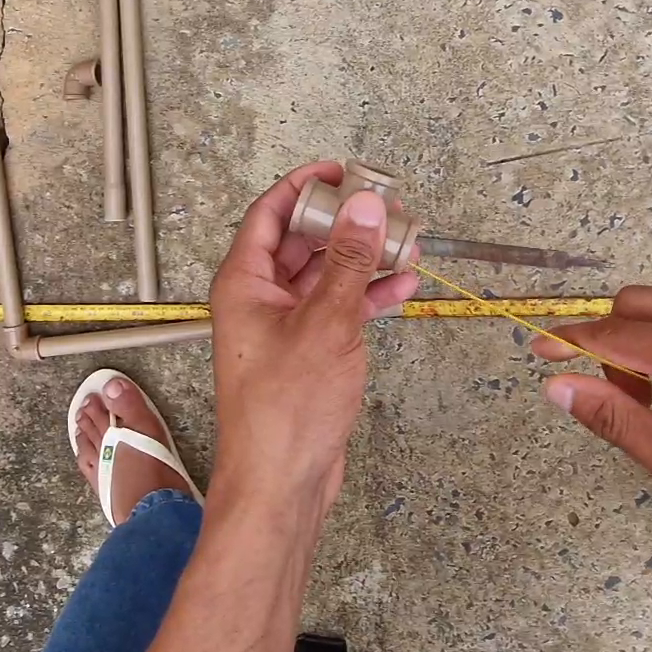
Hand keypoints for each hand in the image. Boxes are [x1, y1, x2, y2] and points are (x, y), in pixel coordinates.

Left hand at [207, 162, 418, 512]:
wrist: (282, 482)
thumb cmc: (287, 405)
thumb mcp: (324, 322)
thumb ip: (347, 261)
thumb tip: (365, 204)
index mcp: (244, 280)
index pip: (270, 212)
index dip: (303, 185)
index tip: (341, 170)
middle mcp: (260, 297)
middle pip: (302, 241)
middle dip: (344, 222)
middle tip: (386, 206)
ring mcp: (285, 324)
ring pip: (325, 275)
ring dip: (362, 258)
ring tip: (407, 241)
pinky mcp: (308, 350)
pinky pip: (337, 308)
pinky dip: (366, 296)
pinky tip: (402, 285)